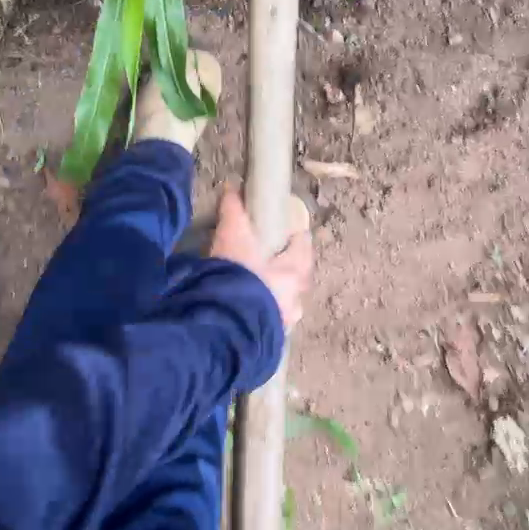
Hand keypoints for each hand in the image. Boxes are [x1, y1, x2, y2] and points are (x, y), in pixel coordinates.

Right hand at [209, 184, 313, 328]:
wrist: (225, 324)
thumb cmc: (239, 275)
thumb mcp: (233, 235)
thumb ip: (234, 211)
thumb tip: (232, 188)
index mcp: (295, 272)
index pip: (304, 247)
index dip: (295, 236)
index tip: (285, 230)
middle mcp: (295, 300)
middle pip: (295, 278)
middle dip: (283, 269)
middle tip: (265, 259)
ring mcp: (283, 323)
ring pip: (282, 303)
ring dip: (270, 294)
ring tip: (251, 286)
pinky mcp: (267, 341)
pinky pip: (266, 322)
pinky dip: (258, 314)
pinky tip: (243, 309)